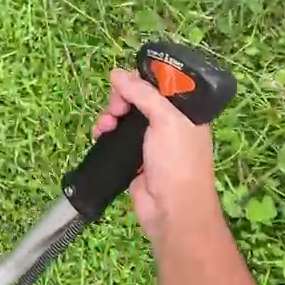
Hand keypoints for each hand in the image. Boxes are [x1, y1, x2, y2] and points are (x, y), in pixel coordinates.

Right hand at [94, 68, 223, 246]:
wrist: (172, 211)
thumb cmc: (177, 163)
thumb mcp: (166, 120)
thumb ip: (142, 93)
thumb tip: (117, 73)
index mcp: (185, 113)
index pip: (161, 84)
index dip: (141, 79)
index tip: (126, 84)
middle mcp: (169, 124)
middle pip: (138, 97)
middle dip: (121, 98)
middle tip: (115, 109)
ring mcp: (151, 141)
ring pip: (124, 115)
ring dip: (110, 114)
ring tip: (105, 125)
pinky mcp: (134, 155)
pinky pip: (116, 134)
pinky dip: (105, 130)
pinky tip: (99, 134)